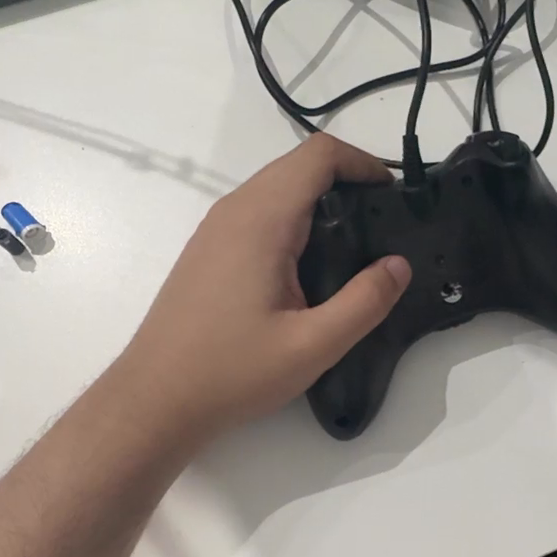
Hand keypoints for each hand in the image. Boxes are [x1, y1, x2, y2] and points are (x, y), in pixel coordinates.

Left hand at [112, 134, 411, 443]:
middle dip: (349, 184)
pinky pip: (262, 217)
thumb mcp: (313, 345)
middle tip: (386, 227)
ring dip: (323, 205)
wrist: (157, 399)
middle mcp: (234, 212)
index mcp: (262, 221)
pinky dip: (298, 225)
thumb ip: (364, 302)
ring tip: (359, 251)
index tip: (396, 196)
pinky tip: (314, 272)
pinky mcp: (210, 253)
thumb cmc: (233, 372)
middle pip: (299, 167)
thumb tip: (399, 265)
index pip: (318, 157)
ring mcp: (216, 231)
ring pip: (278, 192)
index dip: (364, 164)